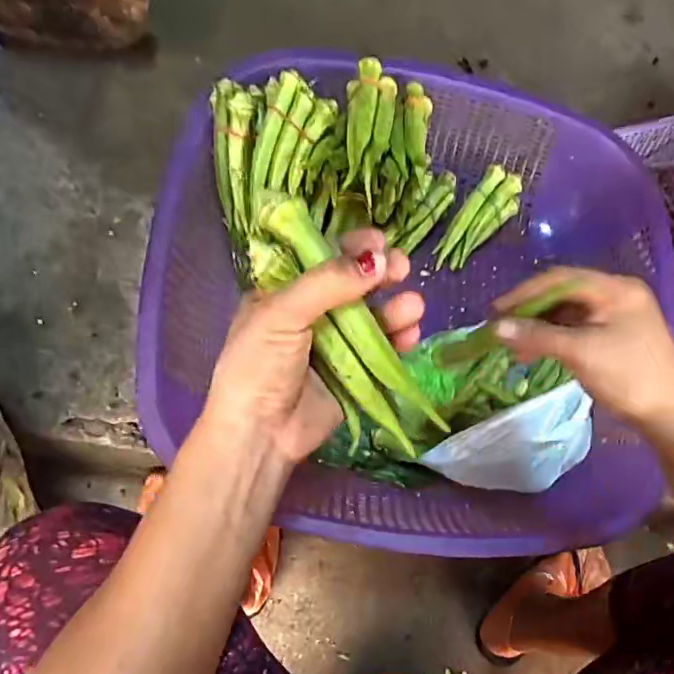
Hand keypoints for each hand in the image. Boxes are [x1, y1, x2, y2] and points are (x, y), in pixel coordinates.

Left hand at [197, 229, 421, 465]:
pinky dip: (399, 340)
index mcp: (284, 293)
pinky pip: (383, 351)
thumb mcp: (283, 313)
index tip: (378, 241)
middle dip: (380, 274)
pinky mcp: (357, 373)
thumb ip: (329, 283)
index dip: (350, 247)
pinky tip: (411, 335)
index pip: (322, 259)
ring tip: (414, 306)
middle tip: (402, 267)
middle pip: (354, 286)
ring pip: (374, 318)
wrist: (263, 432)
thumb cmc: (259, 365)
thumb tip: (379, 259)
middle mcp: (313, 315)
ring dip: (395, 309)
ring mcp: (337, 345)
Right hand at [490, 268, 673, 436]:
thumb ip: (538, 336)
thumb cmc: (627, 377)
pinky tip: (538, 354)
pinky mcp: (618, 338)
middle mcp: (619, 295)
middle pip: (565, 295)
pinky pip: (580, 330)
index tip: (497, 311)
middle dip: (533, 313)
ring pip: (571, 315)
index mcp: (616, 289)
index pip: (561, 279)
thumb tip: (496, 328)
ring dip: (543, 329)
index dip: (525, 293)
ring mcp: (620, 317)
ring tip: (516, 350)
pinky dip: (558, 340)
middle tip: (503, 330)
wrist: (667, 413)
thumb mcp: (580, 352)